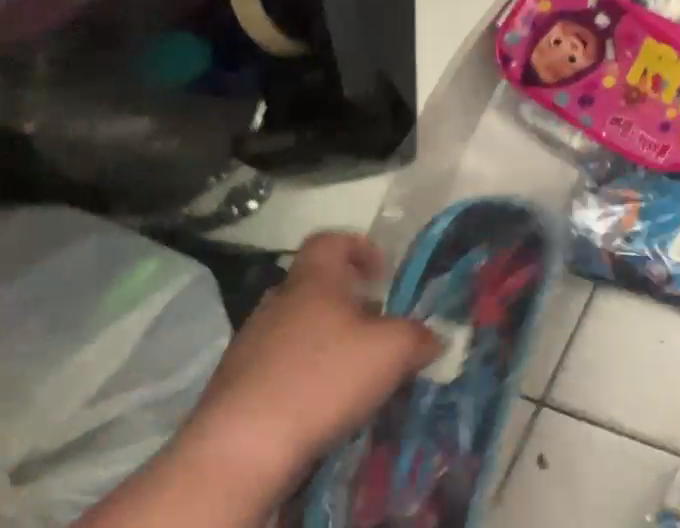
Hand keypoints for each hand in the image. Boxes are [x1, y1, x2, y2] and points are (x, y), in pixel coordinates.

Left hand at [180, 232, 440, 489]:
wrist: (239, 453)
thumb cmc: (325, 379)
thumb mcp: (398, 349)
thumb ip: (421, 335)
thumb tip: (429, 339)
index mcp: (313, 284)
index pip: (328, 242)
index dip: (360, 248)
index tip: (383, 274)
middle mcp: (275, 307)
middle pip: (314, 289)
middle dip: (350, 304)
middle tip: (380, 327)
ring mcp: (248, 349)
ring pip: (298, 330)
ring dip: (329, 342)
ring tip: (358, 371)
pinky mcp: (234, 389)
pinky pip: (280, 367)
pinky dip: (307, 376)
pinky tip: (328, 402)